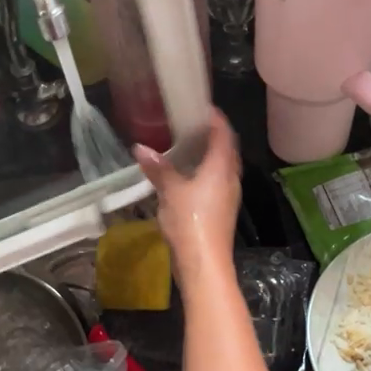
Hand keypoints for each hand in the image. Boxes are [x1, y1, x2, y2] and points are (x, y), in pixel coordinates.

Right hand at [135, 108, 239, 284]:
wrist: (204, 262)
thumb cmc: (191, 221)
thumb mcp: (170, 191)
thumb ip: (158, 168)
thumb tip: (140, 148)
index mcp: (221, 166)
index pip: (224, 133)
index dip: (215, 118)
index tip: (200, 107)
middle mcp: (230, 178)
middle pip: (226, 150)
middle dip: (211, 136)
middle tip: (190, 126)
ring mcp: (228, 196)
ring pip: (221, 168)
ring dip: (208, 157)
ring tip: (186, 149)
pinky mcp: (221, 212)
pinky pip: (215, 183)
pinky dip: (204, 174)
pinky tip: (186, 178)